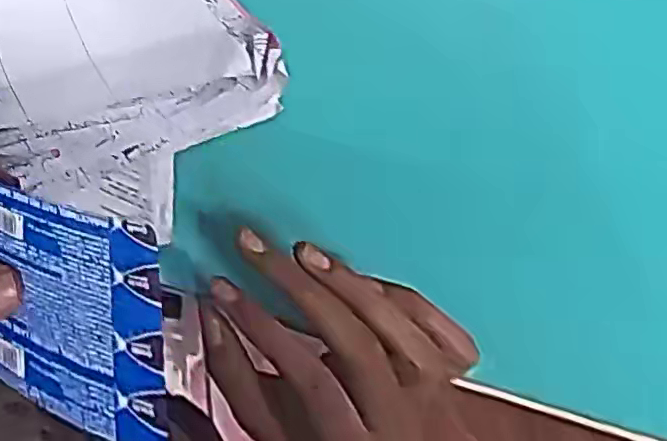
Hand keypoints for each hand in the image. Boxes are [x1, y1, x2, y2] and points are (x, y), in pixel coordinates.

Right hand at [203, 227, 479, 440]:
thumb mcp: (274, 434)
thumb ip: (239, 380)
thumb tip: (212, 316)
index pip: (310, 376)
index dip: (259, 325)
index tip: (220, 287)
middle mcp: (405, 424)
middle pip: (354, 342)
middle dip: (293, 284)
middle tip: (250, 245)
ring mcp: (439, 405)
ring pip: (399, 333)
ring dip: (346, 282)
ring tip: (301, 249)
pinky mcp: (455, 386)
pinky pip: (447, 337)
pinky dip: (405, 300)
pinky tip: (363, 279)